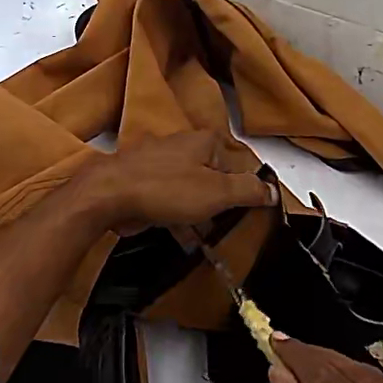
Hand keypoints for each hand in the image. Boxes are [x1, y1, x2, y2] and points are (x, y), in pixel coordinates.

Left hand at [73, 131, 274, 234]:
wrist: (109, 194)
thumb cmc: (164, 188)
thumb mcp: (217, 191)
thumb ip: (248, 189)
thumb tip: (273, 189)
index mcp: (205, 141)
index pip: (239, 164)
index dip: (248, 189)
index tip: (254, 213)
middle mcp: (183, 147)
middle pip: (215, 177)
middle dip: (222, 205)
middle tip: (232, 229)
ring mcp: (162, 165)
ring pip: (192, 192)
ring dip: (201, 216)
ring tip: (210, 241)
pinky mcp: (145, 184)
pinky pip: (171, 203)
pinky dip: (180, 220)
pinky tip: (186, 241)